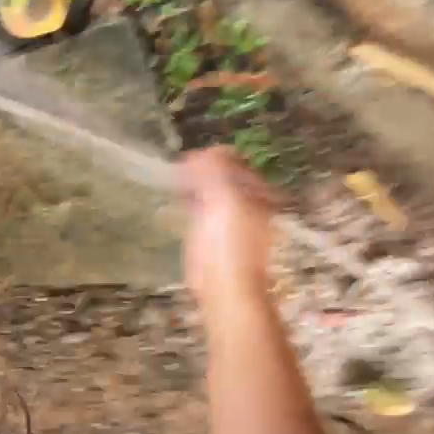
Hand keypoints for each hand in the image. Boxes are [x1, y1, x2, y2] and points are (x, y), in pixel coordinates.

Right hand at [180, 147, 275, 305]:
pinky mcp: (207, 226)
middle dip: (203, 166)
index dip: (217, 156)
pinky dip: (187, 193)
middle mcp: (243, 201)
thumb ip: (219, 172)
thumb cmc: (230, 242)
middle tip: (186, 168)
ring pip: (207, 185)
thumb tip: (211, 150)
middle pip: (221, 172)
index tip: (197, 160)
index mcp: (256, 195)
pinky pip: (197, 201)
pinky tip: (177, 193)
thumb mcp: (228, 199)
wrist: (223, 283)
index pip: (236, 162)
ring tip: (180, 178)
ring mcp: (225, 214)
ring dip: (193, 178)